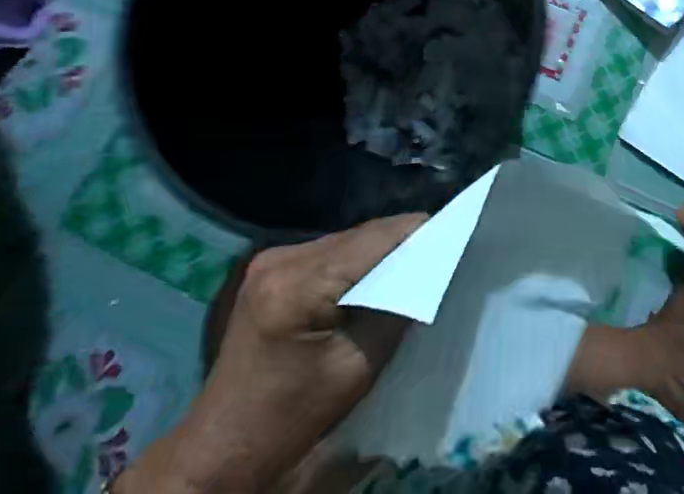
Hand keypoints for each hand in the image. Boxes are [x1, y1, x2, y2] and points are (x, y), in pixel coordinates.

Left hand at [115, 214, 426, 493]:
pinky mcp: (271, 268)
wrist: (223, 448)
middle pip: (364, 234)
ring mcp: (272, 259)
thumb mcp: (359, 365)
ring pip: (350, 239)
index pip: (377, 238)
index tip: (459, 240)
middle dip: (405, 244)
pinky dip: (359, 262)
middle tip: (443, 258)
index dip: (423, 234)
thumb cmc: (294, 415)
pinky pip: (332, 251)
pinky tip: (376, 282)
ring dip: (383, 252)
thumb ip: (398, 308)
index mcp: (297, 283)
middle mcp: (282, 258)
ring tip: (415, 270)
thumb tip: (435, 268)